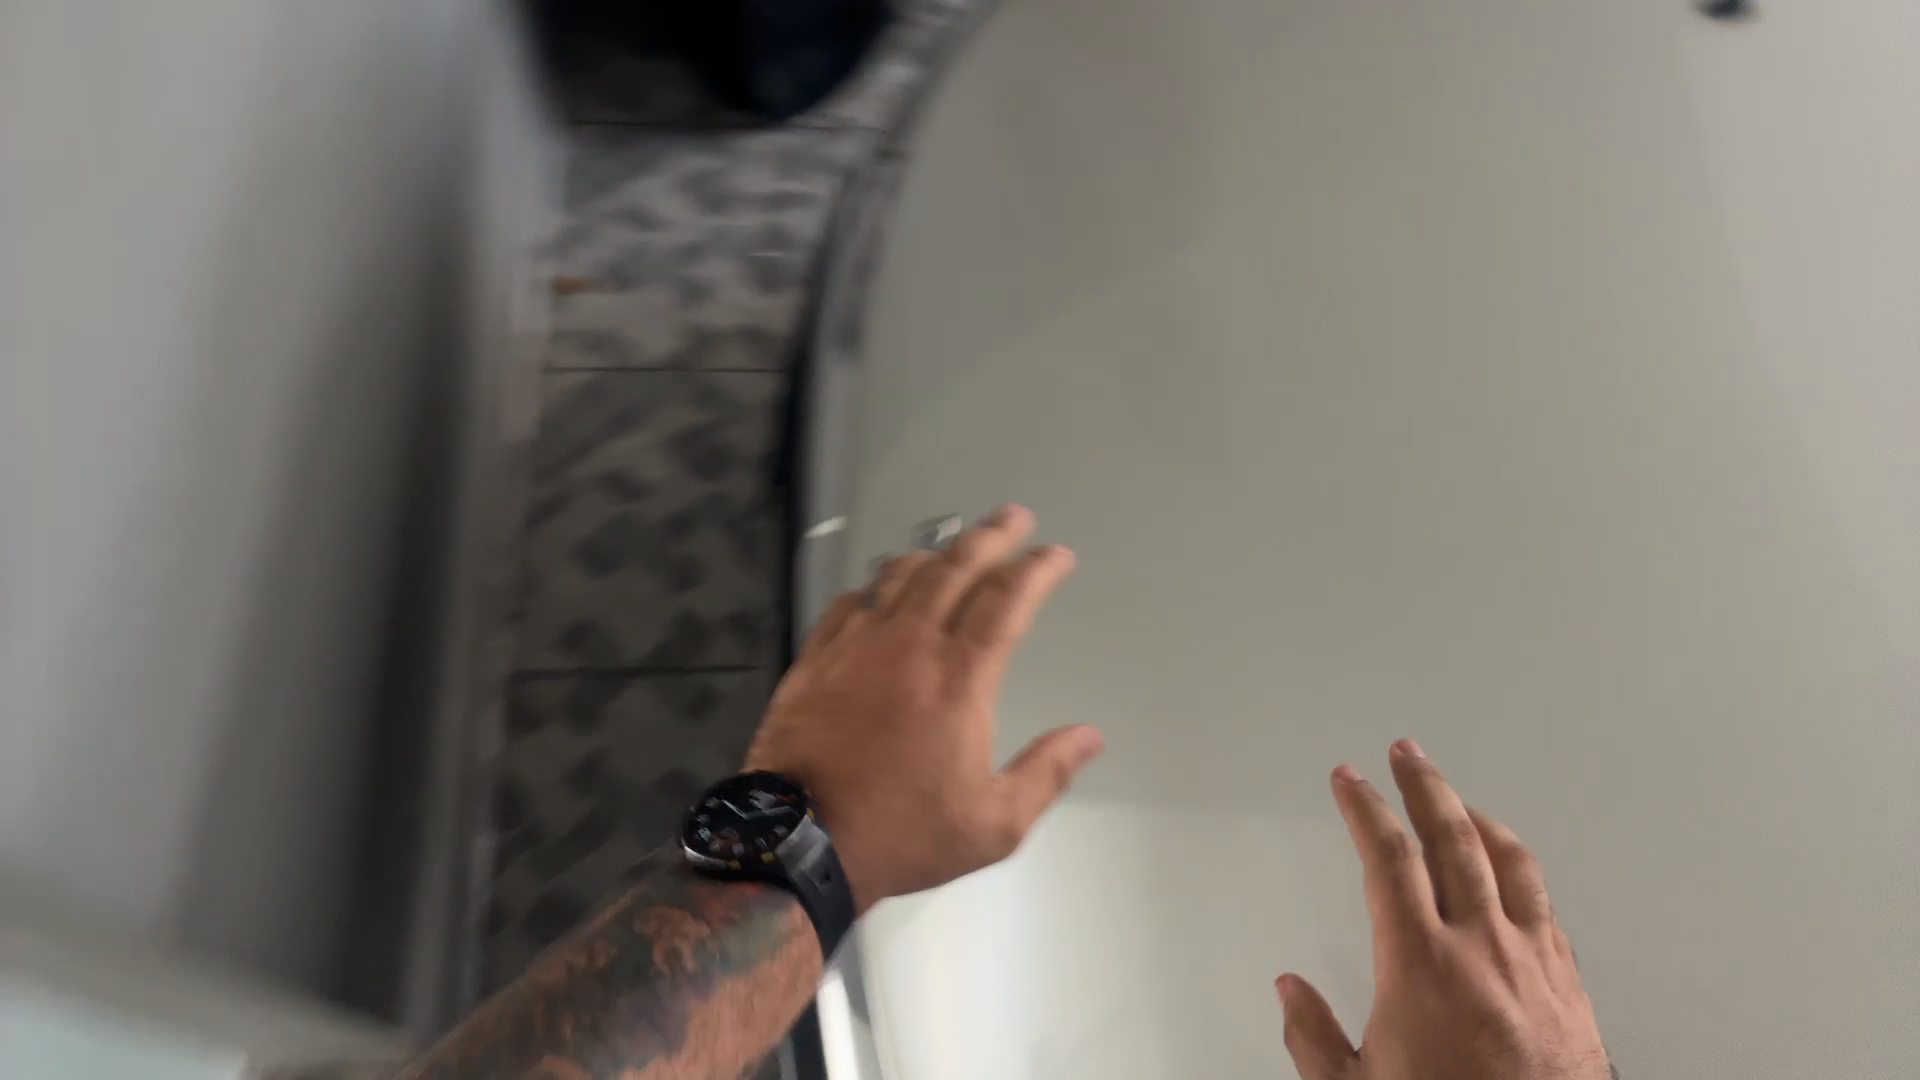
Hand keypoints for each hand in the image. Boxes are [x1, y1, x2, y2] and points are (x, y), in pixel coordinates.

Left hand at [744, 504, 1103, 914]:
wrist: (799, 839)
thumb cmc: (903, 832)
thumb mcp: (993, 824)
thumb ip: (1048, 773)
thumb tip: (1091, 735)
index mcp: (960, 675)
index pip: (1008, 600)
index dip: (1038, 570)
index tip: (1057, 555)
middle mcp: (911, 642)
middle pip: (956, 568)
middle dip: (992, 536)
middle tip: (1014, 517)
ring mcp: (858, 642)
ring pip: (901, 575)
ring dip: (935, 555)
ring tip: (953, 549)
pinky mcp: (818, 654)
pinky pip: (853, 600)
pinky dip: (878, 586)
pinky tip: (883, 589)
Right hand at [1278, 741, 1611, 1079]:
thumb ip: (1313, 1038)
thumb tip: (1289, 990)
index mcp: (1421, 964)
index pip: (1388, 857)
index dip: (1363, 808)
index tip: (1347, 778)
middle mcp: (1481, 950)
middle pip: (1452, 840)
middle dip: (1423, 786)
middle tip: (1405, 753)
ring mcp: (1535, 966)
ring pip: (1509, 864)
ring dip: (1475, 817)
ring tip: (1455, 796)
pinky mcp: (1573, 991)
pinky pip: (1545, 905)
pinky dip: (1517, 868)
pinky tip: (1507, 869)